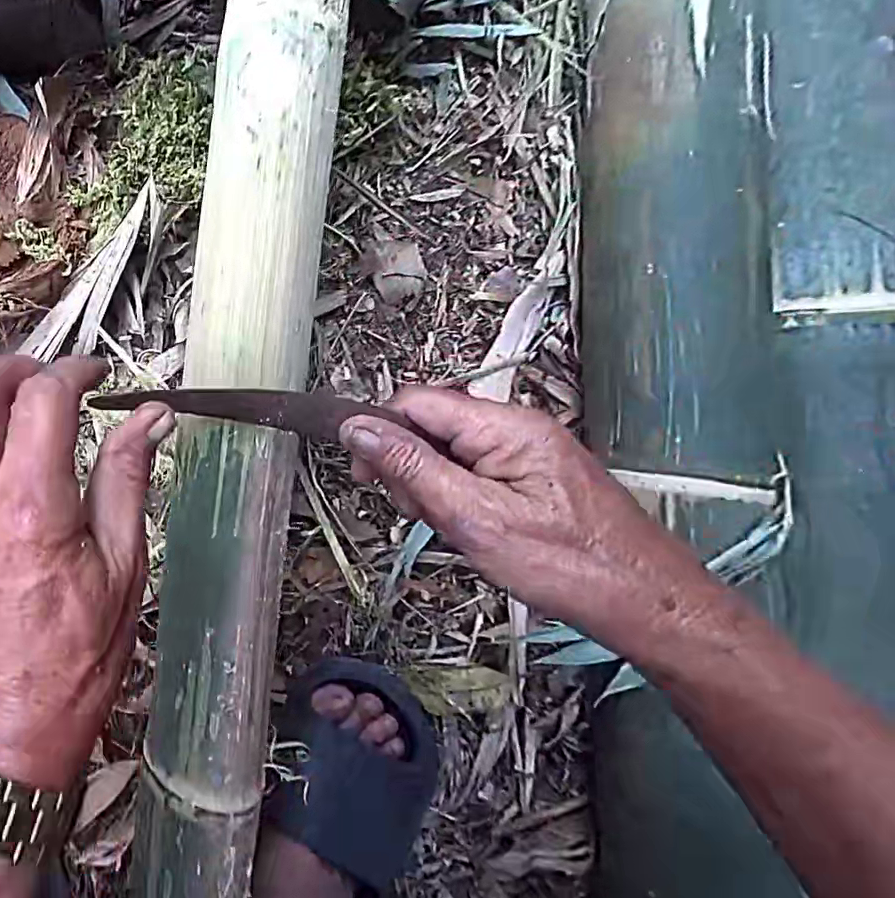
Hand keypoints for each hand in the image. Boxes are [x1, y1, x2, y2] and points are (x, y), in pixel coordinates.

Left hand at [0, 355, 173, 790]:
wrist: (5, 719)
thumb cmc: (74, 656)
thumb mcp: (122, 566)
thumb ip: (128, 476)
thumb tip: (150, 417)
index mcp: (30, 502)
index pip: (43, 398)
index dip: (74, 370)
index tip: (93, 373)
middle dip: (12, 365)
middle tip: (45, 376)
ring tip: (9, 399)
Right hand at [339, 386, 722, 640]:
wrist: (656, 611)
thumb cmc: (573, 568)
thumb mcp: (472, 515)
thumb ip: (408, 465)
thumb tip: (356, 427)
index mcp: (506, 428)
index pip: (412, 402)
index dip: (378, 433)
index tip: (366, 474)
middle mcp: (517, 428)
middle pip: (426, 424)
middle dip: (405, 464)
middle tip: (415, 508)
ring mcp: (527, 451)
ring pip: (444, 449)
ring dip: (427, 483)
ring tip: (447, 522)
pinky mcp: (531, 473)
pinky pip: (468, 468)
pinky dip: (452, 493)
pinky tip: (465, 523)